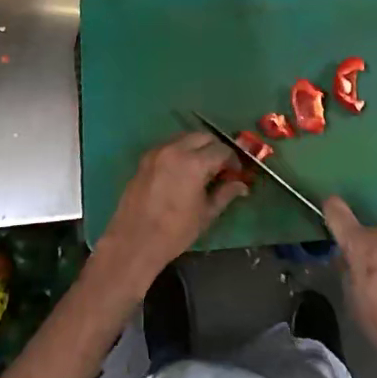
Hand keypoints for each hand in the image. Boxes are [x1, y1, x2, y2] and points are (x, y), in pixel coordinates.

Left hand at [96, 132, 248, 287]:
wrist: (135, 240)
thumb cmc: (175, 231)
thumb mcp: (206, 214)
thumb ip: (225, 193)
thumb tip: (242, 185)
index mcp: (193, 163)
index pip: (221, 149)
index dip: (233, 160)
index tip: (235, 173)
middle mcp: (175, 150)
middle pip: (203, 137)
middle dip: (215, 149)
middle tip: (220, 169)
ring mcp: (157, 152)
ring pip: (184, 138)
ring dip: (197, 147)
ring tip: (201, 170)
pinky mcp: (145, 158)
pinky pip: (169, 146)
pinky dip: (180, 152)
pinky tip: (182, 172)